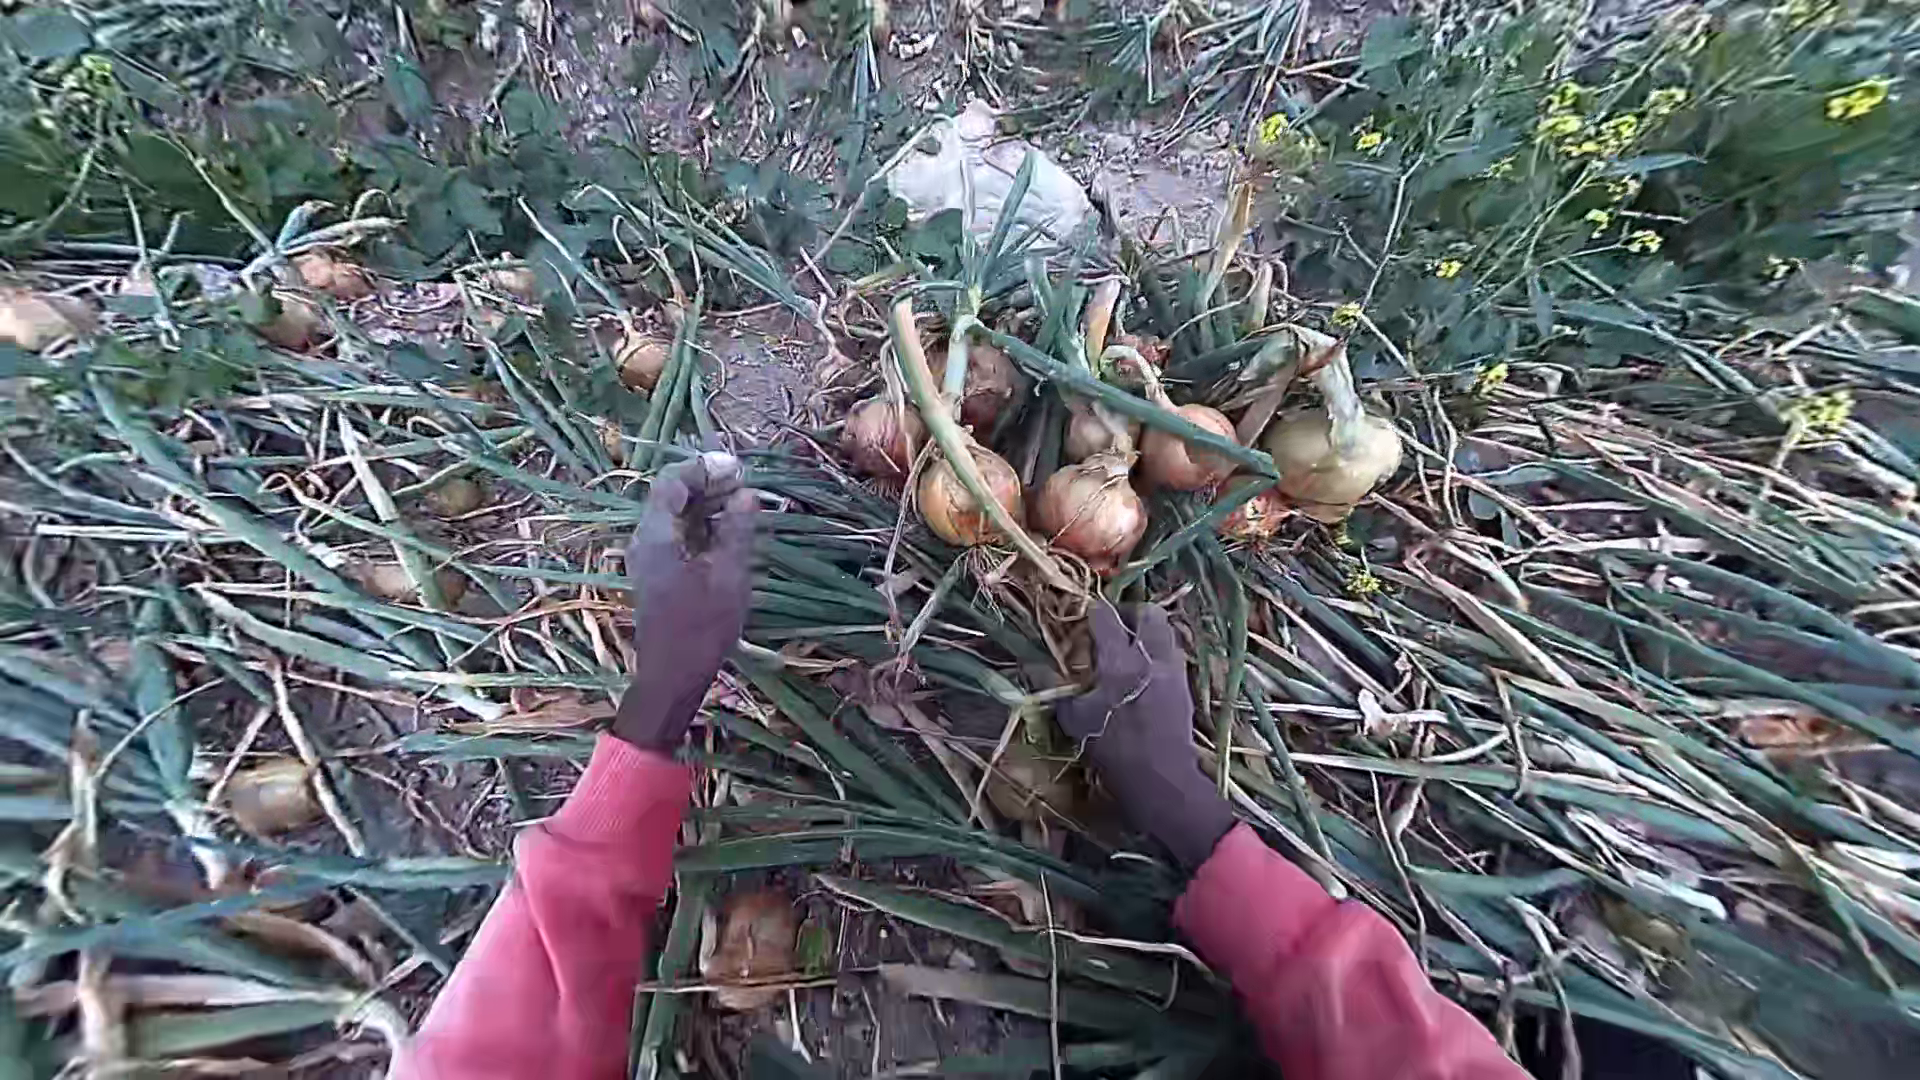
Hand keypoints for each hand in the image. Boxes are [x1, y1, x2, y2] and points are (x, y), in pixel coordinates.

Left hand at [613, 451, 756, 750]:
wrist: (674, 673)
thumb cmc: (702, 626)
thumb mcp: (728, 575)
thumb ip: (736, 530)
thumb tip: (746, 494)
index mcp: (656, 536)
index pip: (671, 483)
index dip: (702, 468)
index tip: (737, 466)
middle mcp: (646, 540)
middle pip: (671, 496)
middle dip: (707, 483)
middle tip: (744, 480)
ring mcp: (651, 557)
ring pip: (676, 515)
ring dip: (707, 503)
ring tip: (742, 498)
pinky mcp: (661, 572)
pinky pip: (679, 534)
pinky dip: (703, 524)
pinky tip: (729, 527)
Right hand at [1056, 603, 1235, 869]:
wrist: (1162, 780)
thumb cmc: (1113, 749)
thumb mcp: (1073, 719)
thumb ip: (1051, 686)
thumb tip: (1029, 664)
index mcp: (1118, 661)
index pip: (1106, 616)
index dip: (1092, 612)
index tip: (1083, 621)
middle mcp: (1149, 657)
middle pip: (1148, 612)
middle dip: (1130, 612)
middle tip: (1115, 626)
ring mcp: (1173, 669)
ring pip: (1166, 630)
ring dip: (1148, 630)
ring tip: (1131, 645)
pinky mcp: (1185, 685)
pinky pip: (1174, 652)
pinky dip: (1160, 651)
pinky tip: (1146, 669)